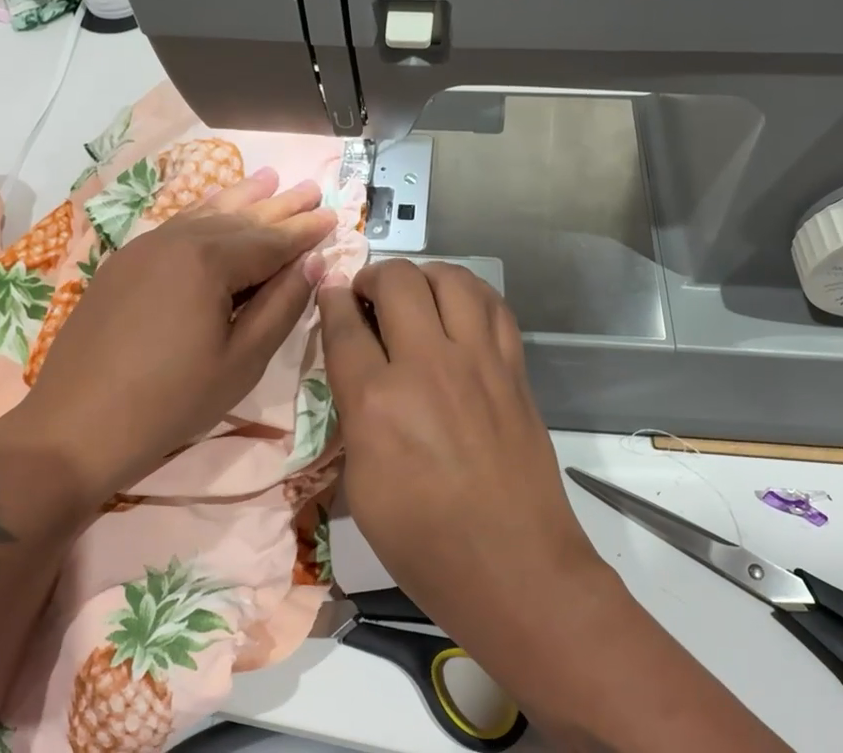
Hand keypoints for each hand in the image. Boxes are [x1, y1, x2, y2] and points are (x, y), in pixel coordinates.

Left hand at [23, 168, 336, 497]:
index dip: (305, 230)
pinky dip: (202, 214)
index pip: (271, 240)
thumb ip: (281, 305)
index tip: (335, 215)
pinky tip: (213, 208)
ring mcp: (142, 248)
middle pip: (239, 219)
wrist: (74, 427)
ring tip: (268, 179)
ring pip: (203, 215)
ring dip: (240, 199)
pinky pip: (174, 227)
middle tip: (312, 188)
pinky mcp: (122, 264)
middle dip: (279, 206)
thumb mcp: (241, 360)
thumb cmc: (171, 402)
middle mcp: (175, 240)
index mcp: (208, 261)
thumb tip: (313, 262)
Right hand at [318, 260, 607, 644]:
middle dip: (372, 277)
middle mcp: (428, 366)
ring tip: (413, 295)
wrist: (514, 566)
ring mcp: (480, 362)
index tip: (328, 291)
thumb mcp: (362, 487)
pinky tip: (458, 311)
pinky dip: (469, 294)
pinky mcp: (515, 369)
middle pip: (397, 282)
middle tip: (366, 298)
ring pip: (451, 278)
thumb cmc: (424, 544)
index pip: (344, 327)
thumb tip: (358, 375)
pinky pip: (493, 305)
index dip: (330, 300)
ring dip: (423, 276)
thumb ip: (355, 416)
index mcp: (378, 403)